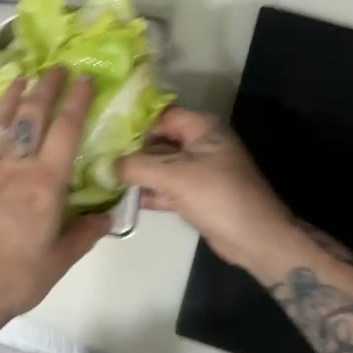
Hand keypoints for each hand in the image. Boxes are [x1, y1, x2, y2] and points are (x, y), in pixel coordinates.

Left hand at [0, 67, 110, 340]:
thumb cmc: (11, 283)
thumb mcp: (57, 264)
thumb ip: (84, 234)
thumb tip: (108, 215)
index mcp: (44, 187)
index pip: (65, 131)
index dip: (77, 101)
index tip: (85, 79)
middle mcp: (15, 170)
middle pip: (31, 116)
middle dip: (46, 87)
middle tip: (58, 67)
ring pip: (1, 121)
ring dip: (14, 95)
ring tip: (24, 76)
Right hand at [117, 107, 295, 273]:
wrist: (254, 237)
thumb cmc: (218, 195)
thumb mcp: (176, 176)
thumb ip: (140, 166)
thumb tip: (110, 163)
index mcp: (201, 127)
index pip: (161, 116)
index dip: (134, 123)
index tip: (105, 132)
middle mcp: (200, 143)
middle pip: (159, 140)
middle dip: (132, 150)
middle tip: (97, 156)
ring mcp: (199, 169)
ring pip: (162, 166)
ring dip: (138, 173)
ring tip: (102, 177)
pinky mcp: (196, 194)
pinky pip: (167, 187)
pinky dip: (149, 192)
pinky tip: (121, 199)